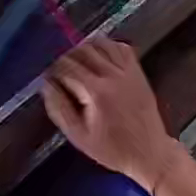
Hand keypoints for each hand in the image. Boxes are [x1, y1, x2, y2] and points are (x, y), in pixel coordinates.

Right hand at [41, 38, 186, 195]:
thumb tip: (46, 85)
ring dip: (86, 48)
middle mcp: (112, 75)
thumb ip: (59, 108)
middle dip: (67, 56)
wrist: (148, 152)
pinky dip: (108, 46)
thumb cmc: (112, 148)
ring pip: (102, 43)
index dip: (54, 69)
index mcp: (95, 91)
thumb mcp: (78, 136)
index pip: (67, 66)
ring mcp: (127, 70)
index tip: (49, 76)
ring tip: (79, 62)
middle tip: (61, 69)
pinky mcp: (138, 71)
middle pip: (83, 50)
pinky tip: (101, 58)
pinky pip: (121, 47)